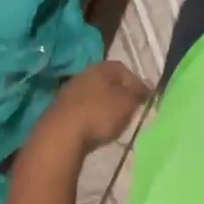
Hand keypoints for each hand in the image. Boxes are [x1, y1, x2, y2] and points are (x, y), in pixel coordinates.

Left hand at [35, 60, 151, 154]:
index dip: (136, 83)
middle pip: (107, 81)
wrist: (60, 135)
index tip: (144, 98)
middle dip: (119, 93)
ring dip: (103, 105)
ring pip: (93, 95)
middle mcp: (83, 74)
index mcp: (101, 68)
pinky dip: (90, 116)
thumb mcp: (127, 102)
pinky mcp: (59, 110)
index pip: (123, 69)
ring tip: (112, 121)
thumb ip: (138, 93)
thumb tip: (144, 88)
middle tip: (129, 109)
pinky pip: (81, 109)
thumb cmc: (99, 114)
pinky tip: (94, 128)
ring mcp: (68, 92)